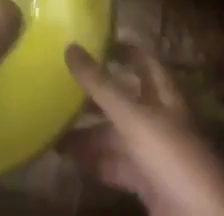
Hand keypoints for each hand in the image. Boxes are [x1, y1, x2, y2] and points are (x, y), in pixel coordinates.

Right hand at [61, 43, 223, 215]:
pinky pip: (115, 166)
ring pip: (115, 136)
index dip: (121, 49)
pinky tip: (68, 160)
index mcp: (163, 97)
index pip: (143, 62)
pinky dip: (93, 162)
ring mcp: (153, 154)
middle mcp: (159, 121)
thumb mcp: (133, 118)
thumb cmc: (173, 158)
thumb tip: (70, 46)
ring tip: (50, 128)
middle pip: (123, 101)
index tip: (89, 39)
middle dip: (92, 96)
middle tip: (56, 86)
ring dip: (86, 133)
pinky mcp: (147, 183)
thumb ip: (101, 86)